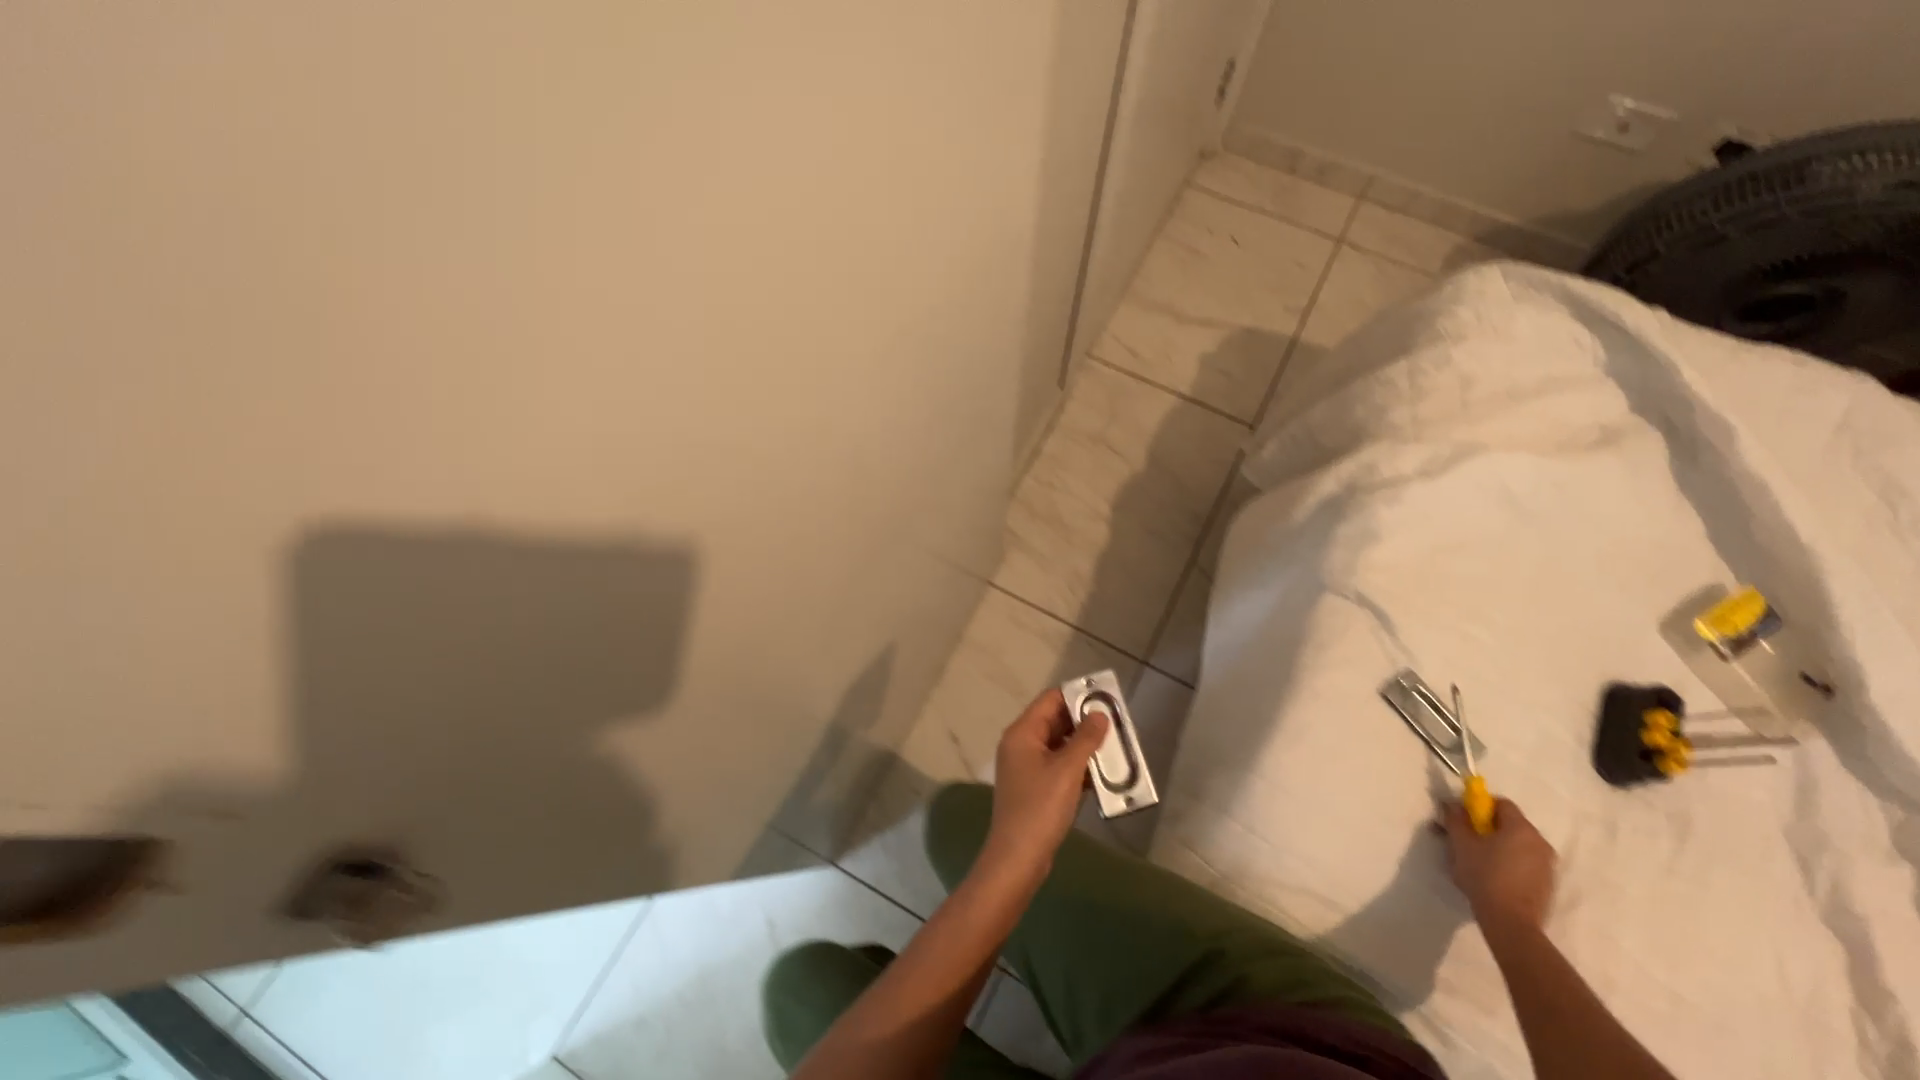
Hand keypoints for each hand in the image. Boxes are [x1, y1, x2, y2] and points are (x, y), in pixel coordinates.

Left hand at [978, 689, 1107, 882]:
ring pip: (1059, 745)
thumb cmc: (1041, 807)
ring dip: (1084, 745)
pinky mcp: (1035, 787)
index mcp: (1022, 733)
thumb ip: (1085, 738)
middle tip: (1117, 723)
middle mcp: (1021, 744)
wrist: (1018, 857)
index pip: (1051, 700)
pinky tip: (1103, 773)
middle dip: (1085, 721)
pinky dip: (1078, 766)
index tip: (1107, 699)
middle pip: (1055, 721)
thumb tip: (1099, 713)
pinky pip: (1059, 766)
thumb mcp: (1067, 770)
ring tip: (1116, 746)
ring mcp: (1026, 767)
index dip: (1078, 696)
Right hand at [1443, 797, 1556, 930]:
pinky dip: (1510, 864)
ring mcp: (1547, 864)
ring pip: (1518, 845)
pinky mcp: (1547, 883)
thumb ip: (1456, 820)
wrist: (1511, 922)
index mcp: (1521, 827)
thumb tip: (1453, 804)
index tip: (1464, 821)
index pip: (1501, 803)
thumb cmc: (1484, 876)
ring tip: (1478, 863)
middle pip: (1511, 824)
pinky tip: (1494, 879)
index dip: (1480, 807)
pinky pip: (1526, 863)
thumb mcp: (1461, 845)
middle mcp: (1540, 841)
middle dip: (1487, 829)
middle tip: (1466, 843)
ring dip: (1499, 847)